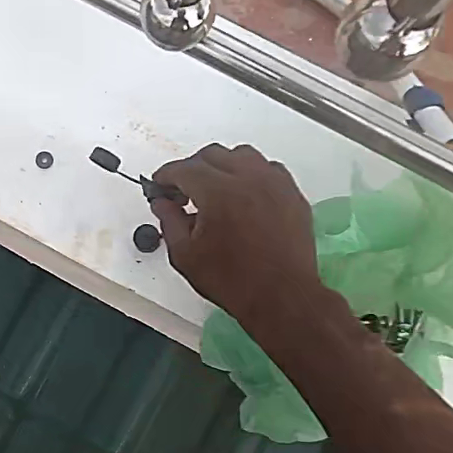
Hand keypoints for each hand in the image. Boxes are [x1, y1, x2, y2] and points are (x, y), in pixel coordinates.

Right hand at [150, 145, 323, 324]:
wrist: (281, 297)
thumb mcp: (187, 256)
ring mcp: (275, 184)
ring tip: (214, 189)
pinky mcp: (292, 195)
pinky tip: (244, 194)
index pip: (185, 169)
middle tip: (182, 191)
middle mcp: (249, 179)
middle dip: (192, 169)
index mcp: (219, 191)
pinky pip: (268, 170)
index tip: (160, 185)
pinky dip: (251, 175)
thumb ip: (170, 222)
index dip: (166, 175)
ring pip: (243, 156)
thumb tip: (163, 204)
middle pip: (213, 155)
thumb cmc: (235, 281)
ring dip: (223, 166)